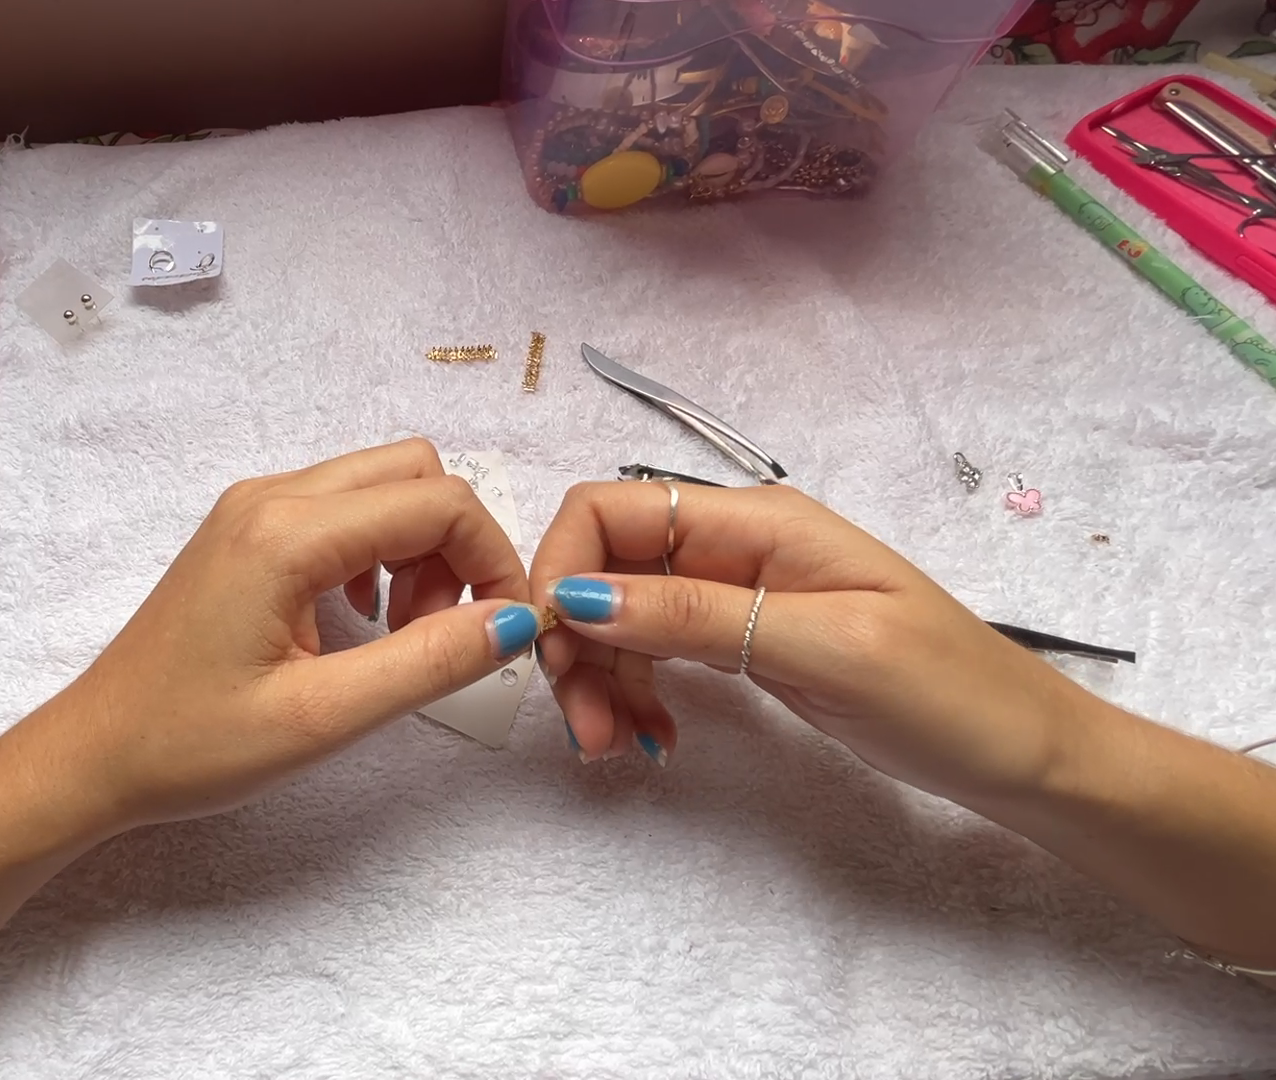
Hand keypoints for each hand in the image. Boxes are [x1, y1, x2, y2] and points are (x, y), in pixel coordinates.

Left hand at [22, 439, 538, 832]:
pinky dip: (377, 548)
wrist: (95, 751)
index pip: (437, 502)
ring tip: (399, 627)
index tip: (502, 628)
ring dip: (416, 545)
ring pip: (378, 485)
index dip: (493, 557)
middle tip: (440, 627)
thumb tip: (515, 620)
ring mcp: (253, 505)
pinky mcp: (246, 528)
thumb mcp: (323, 717)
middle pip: (412, 473)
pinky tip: (359, 613)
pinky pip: (340, 509)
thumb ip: (427, 663)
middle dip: (454, 543)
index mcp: (287, 532)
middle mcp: (272, 495)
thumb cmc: (195, 745)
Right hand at [530, 482, 1086, 802]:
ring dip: (596, 678)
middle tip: (583, 722)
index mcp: (749, 522)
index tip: (550, 644)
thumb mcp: (824, 648)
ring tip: (612, 745)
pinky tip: (650, 736)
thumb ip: (695, 615)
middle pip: (600, 570)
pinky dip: (630, 693)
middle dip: (574, 641)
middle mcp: (723, 546)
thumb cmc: (946, 693)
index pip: (608, 511)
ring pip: (613, 617)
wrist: (1024, 756)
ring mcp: (722, 593)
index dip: (560, 565)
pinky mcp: (724, 637)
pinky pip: (646, 652)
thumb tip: (576, 598)